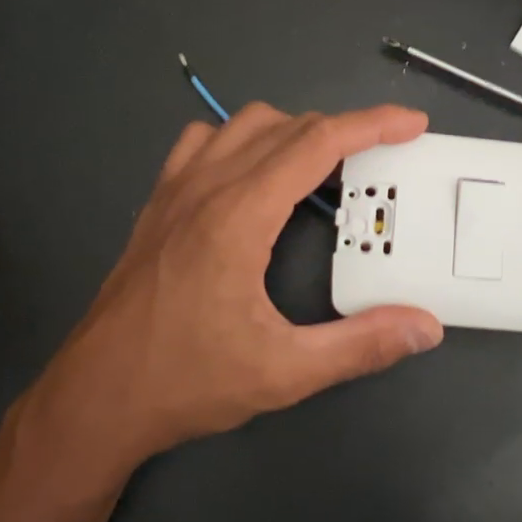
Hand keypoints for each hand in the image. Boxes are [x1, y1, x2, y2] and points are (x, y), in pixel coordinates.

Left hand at [20, 104, 443, 471]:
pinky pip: (202, 143)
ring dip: (291, 131)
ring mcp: (174, 191)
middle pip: (286, 126)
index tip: (412, 124)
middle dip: (342, 130)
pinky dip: (240, 141)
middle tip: (381, 159)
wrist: (95, 397)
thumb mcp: (283, 372)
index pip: (317, 143)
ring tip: (322, 167)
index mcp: (239, 215)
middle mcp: (206, 187)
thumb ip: (360, 345)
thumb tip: (426, 328)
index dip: (372, 125)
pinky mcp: (157, 205)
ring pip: (241, 125)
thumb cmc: (188, 381)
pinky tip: (252, 178)